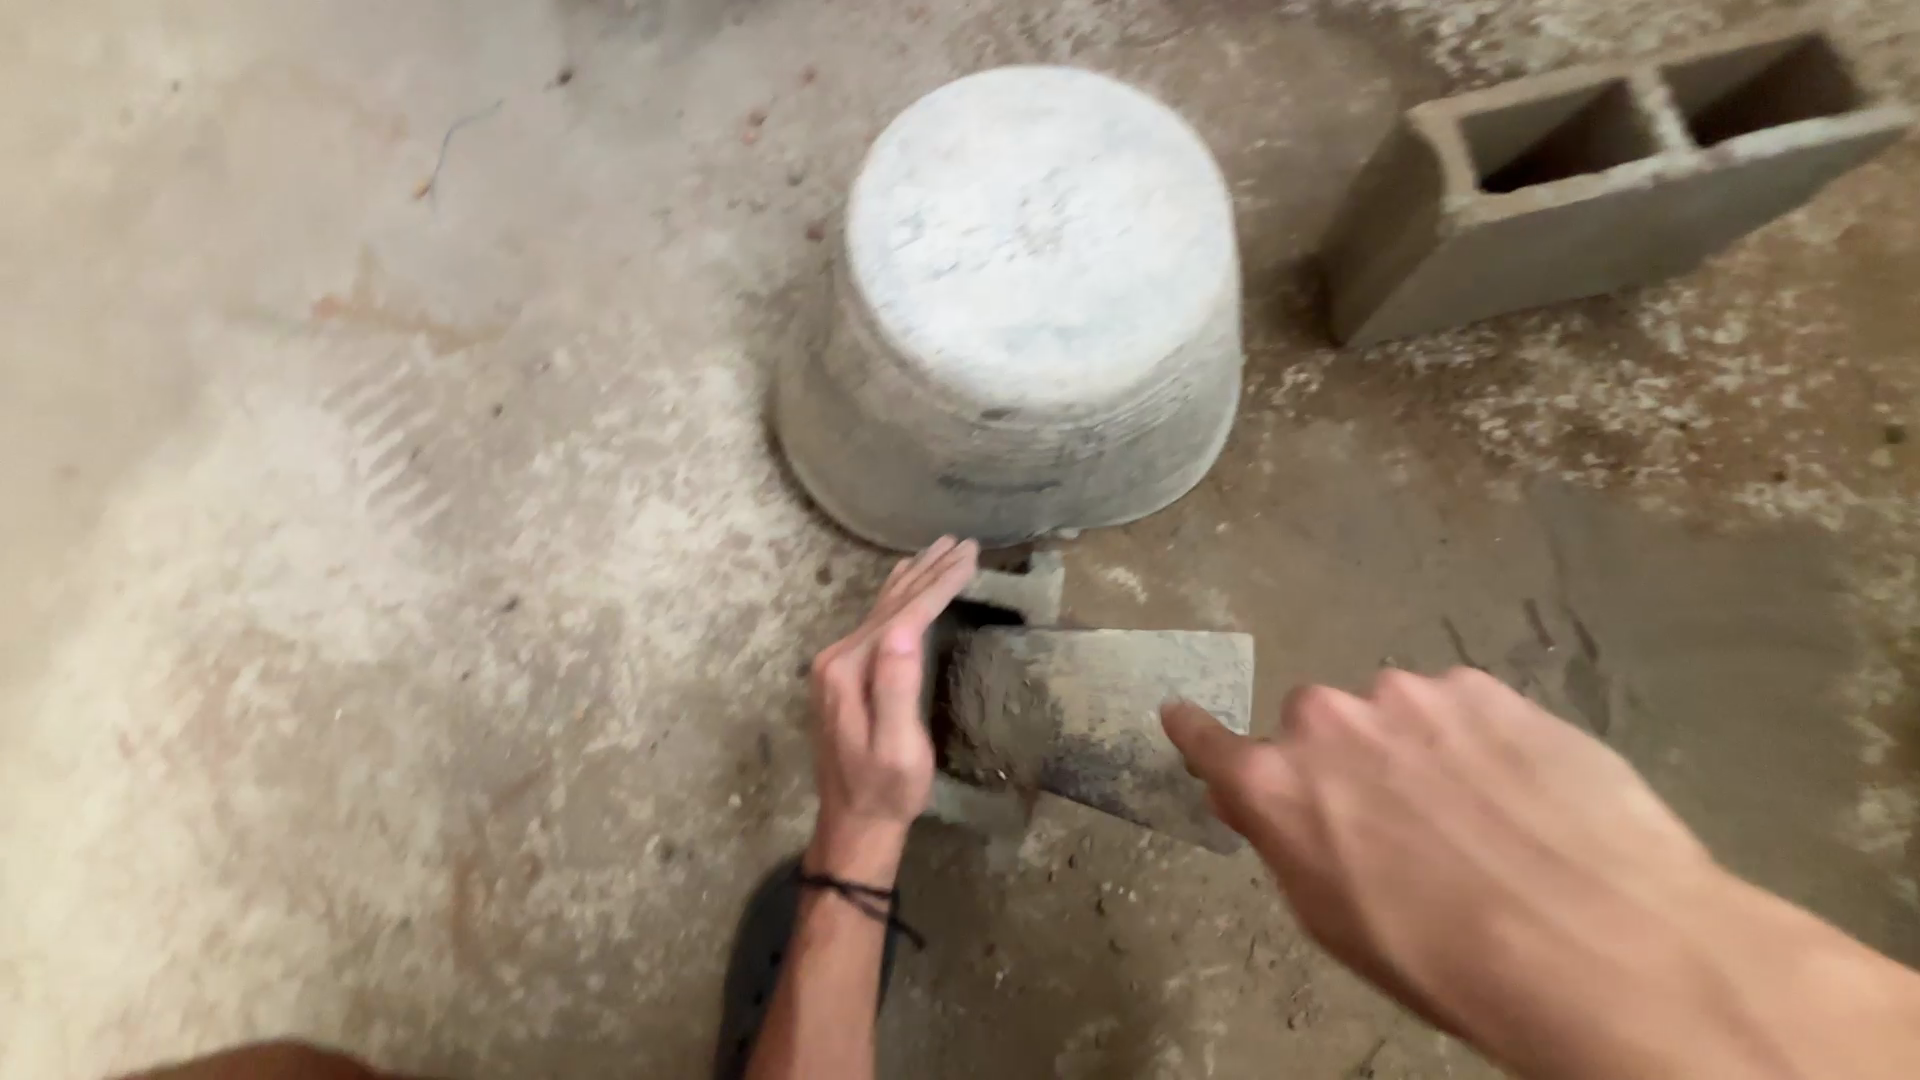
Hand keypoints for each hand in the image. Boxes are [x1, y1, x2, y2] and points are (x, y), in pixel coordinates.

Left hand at [806, 537, 978, 884]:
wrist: (853, 822)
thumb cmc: (886, 791)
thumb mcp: (897, 749)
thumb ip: (896, 688)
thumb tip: (904, 631)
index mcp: (851, 670)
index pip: (903, 615)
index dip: (938, 585)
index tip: (970, 556)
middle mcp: (837, 658)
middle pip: (892, 603)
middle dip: (929, 571)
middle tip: (962, 542)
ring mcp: (837, 664)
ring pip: (882, 608)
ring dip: (914, 577)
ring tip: (938, 549)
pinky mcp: (843, 672)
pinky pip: (876, 621)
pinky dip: (897, 596)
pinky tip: (903, 581)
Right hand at [1163, 668, 1731, 1077]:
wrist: (1609, 950)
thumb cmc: (1444, 959)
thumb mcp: (1331, 918)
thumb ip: (1281, 838)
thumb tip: (1253, 797)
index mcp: (1275, 781)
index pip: (1208, 741)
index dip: (1193, 730)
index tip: (1179, 713)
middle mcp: (1323, 721)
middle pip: (1313, 727)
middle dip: (1339, 760)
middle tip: (1395, 817)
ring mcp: (1403, 694)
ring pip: (1389, 714)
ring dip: (1410, 747)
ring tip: (1476, 813)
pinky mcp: (1480, 686)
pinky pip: (1454, 707)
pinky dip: (1470, 739)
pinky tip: (1519, 791)